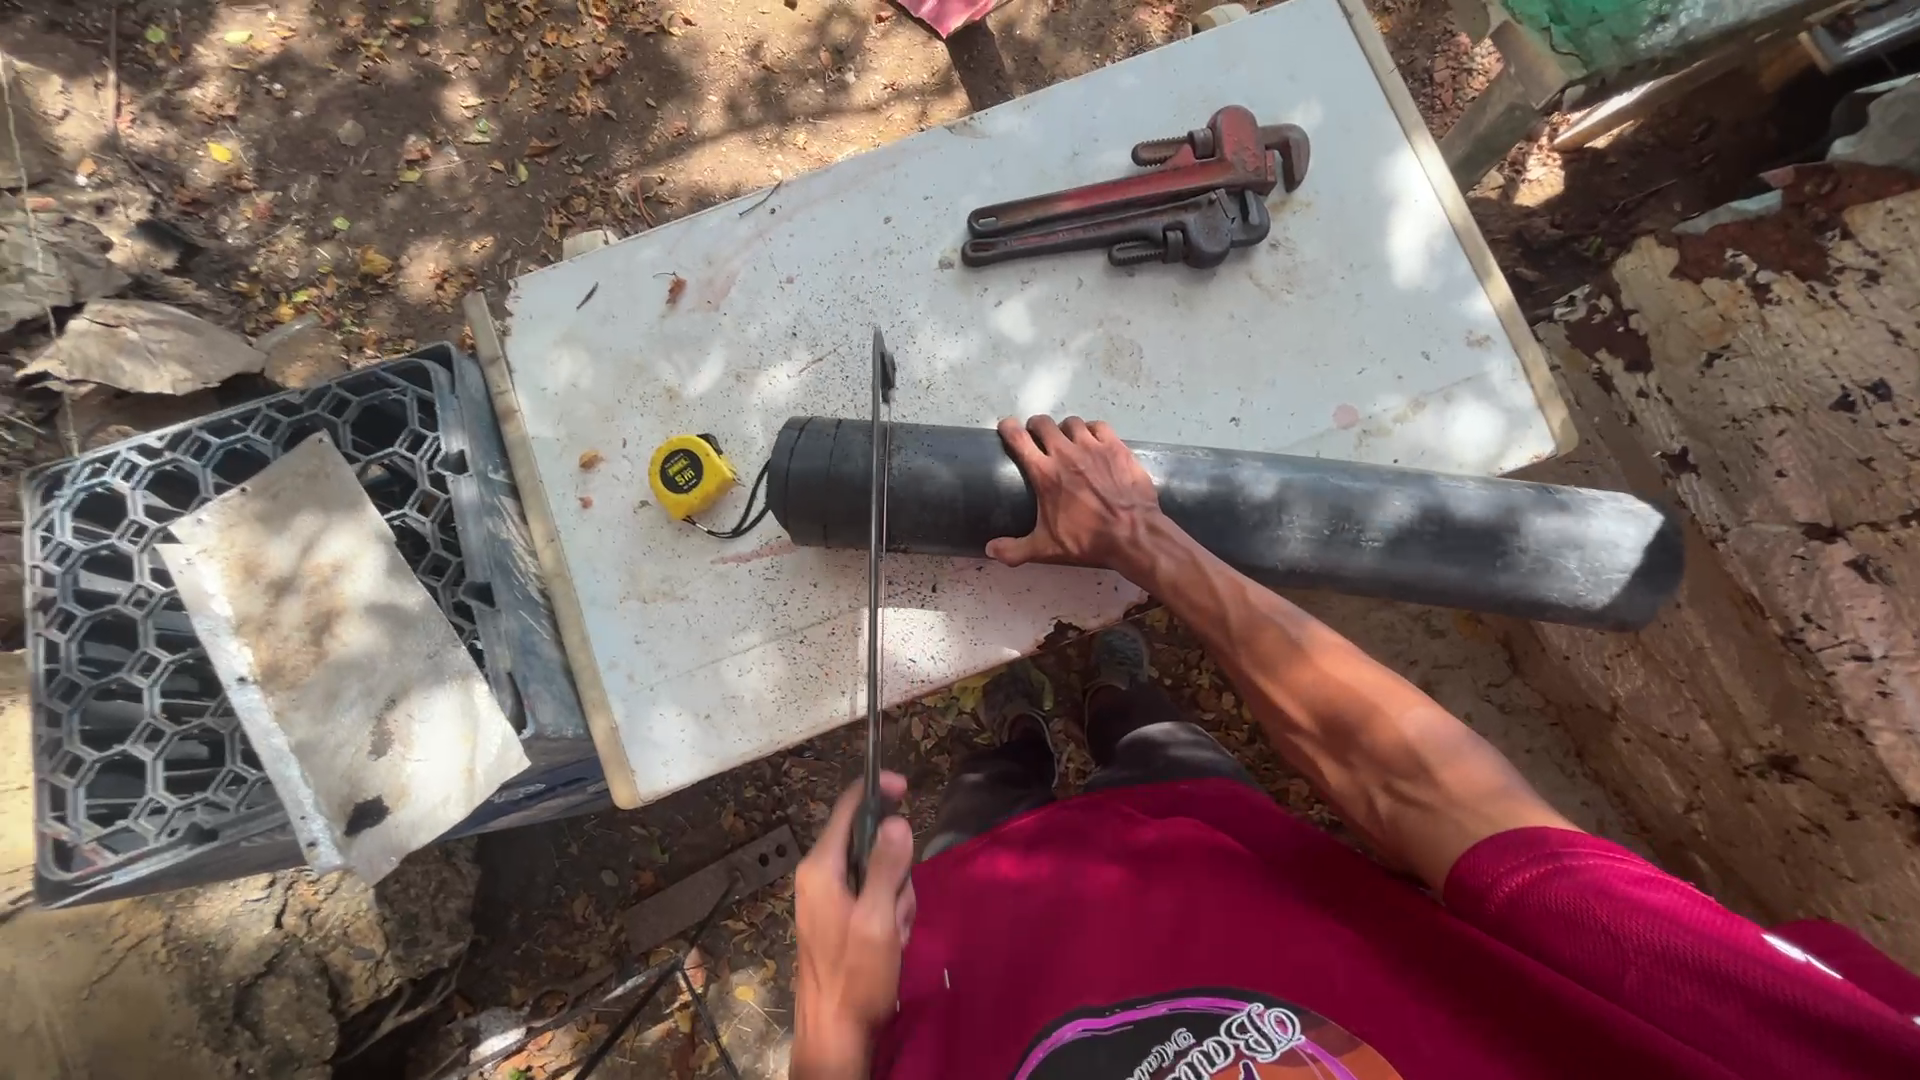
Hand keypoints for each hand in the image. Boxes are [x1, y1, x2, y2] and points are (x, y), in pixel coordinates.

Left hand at [792, 772, 915, 1078]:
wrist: (835, 1035)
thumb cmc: (854, 976)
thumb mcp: (877, 920)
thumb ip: (887, 867)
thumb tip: (897, 819)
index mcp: (821, 866)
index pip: (848, 806)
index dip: (876, 790)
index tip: (906, 786)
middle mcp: (820, 874)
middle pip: (871, 841)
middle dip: (896, 870)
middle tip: (899, 906)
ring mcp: (830, 896)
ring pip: (879, 870)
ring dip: (896, 897)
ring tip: (894, 932)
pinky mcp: (841, 915)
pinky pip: (875, 895)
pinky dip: (890, 914)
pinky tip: (890, 942)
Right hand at [986, 415, 1168, 579]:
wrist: (1133, 534)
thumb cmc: (1087, 540)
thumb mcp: (1046, 548)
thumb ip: (1015, 550)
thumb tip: (990, 550)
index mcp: (1045, 473)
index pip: (1019, 439)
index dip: (1008, 428)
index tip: (1006, 427)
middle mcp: (1066, 453)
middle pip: (1044, 423)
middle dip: (1036, 427)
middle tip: (1037, 437)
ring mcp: (1093, 447)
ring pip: (1072, 423)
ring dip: (1065, 429)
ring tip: (1067, 440)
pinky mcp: (1116, 447)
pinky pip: (1099, 426)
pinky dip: (1092, 430)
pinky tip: (1093, 441)